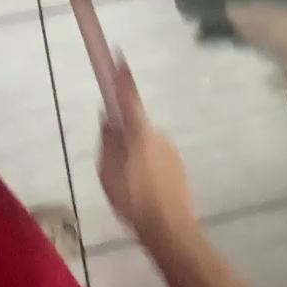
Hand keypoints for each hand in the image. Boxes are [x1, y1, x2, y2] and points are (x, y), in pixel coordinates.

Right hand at [97, 56, 195, 244]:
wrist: (171, 231)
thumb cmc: (134, 200)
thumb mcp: (108, 172)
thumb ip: (107, 141)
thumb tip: (108, 118)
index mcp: (140, 132)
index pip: (128, 97)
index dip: (121, 76)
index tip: (118, 55)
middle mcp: (158, 135)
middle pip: (135, 126)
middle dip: (123, 136)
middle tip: (112, 163)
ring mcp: (171, 151)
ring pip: (145, 146)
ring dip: (135, 157)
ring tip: (127, 187)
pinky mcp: (178, 168)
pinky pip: (156, 161)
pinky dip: (146, 169)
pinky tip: (142, 193)